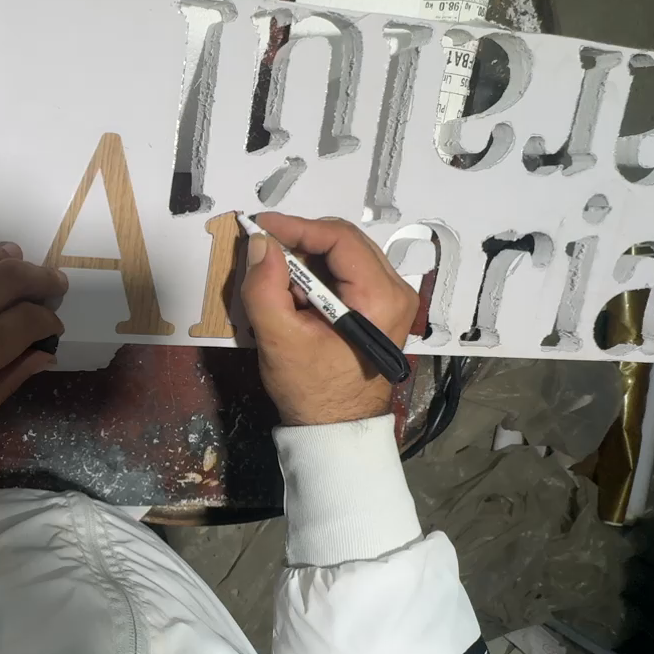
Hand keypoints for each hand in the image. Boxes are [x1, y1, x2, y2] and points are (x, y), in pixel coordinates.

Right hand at [240, 213, 418, 426]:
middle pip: (344, 241)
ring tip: (275, 279)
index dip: (296, 226)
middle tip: (261, 249)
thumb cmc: (310, 388)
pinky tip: (293, 293)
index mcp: (380, 297)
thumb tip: (259, 244)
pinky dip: (314, 274)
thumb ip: (265, 288)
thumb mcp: (278, 339)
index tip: (258, 226)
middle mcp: (395, 290)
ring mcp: (391, 299)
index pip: (339, 238)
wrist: (333, 427)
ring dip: (305, 258)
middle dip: (299, 241)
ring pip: (343, 255)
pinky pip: (345, 273)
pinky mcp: (378, 308)